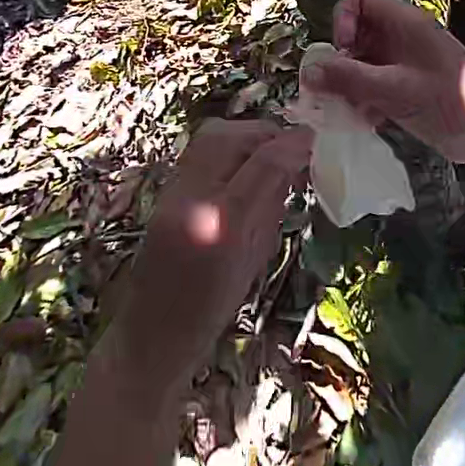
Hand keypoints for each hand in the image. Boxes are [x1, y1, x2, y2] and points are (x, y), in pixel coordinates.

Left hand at [45, 120, 309, 465]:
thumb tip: (293, 164)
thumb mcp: (254, 261)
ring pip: (211, 134)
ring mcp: (172, 190)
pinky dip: (226, 145)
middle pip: (232, 136)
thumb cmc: (210, 312)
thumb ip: (271, 207)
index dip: (292, 144)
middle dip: (266, 133)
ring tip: (269, 153)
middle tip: (292, 147)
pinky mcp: (163, 190)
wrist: (150, 332)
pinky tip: (242, 164)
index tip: (314, 140)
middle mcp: (192, 198)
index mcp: (222, 224)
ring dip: (246, 134)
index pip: (263, 162)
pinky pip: (199, 149)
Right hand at [304, 0, 464, 163]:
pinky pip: (369, 82)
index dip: (342, 20)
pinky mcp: (402, 84)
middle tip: (336, 88)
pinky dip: (362, 98)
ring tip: (350, 109)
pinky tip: (368, 120)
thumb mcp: (394, 90)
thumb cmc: (450, 104)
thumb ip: (348, 79)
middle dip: (340, 60)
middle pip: (354, 32)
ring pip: (359, 60)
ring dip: (348, 84)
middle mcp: (400, 36)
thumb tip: (308, 71)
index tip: (344, 52)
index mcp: (404, 23)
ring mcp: (401, 61)